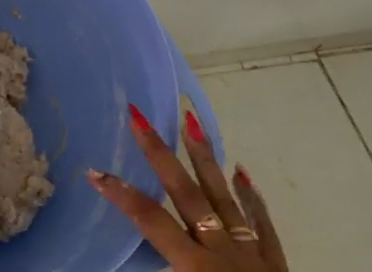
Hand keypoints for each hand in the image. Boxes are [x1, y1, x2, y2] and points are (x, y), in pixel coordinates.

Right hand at [87, 106, 287, 270]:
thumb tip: (126, 265)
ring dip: (205, 158)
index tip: (95, 171)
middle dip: (159, 153)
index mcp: (195, 266)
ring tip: (191, 121)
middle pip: (185, 192)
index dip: (121, 195)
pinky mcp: (277, 264)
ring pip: (223, 196)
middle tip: (140, 116)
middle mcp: (221, 250)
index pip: (150, 220)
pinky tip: (242, 172)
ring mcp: (252, 253)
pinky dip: (251, 196)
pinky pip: (262, 224)